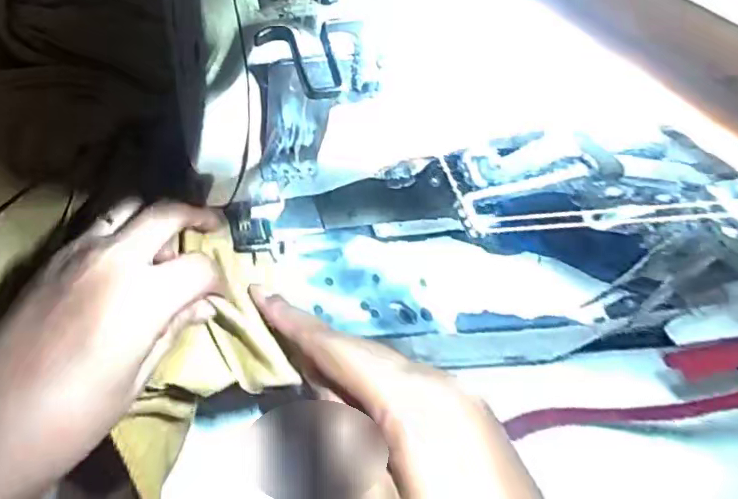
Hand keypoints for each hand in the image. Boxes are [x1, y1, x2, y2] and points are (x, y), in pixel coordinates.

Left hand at [0, 200, 222, 498]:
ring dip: (154, 213)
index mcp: (142, 294)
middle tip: (212, 225)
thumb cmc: (74, 412)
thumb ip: (171, 330)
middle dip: (195, 215)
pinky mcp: (57, 252)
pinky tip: (125, 250)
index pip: (198, 265)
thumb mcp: (134, 380)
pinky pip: (100, 222)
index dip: (217, 277)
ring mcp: (82, 247)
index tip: (220, 291)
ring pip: (130, 205)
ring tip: (167, 233)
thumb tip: (204, 306)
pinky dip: (123, 225)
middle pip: (166, 211)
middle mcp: (115, 256)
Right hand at [254, 289, 542, 498]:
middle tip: (272, 325)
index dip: (294, 322)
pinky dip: (378, 387)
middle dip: (317, 343)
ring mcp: (467, 403)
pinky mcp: (479, 424)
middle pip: (363, 352)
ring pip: (388, 368)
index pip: (340, 348)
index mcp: (417, 401)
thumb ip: (342, 445)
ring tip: (306, 361)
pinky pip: (413, 388)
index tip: (257, 291)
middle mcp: (443, 385)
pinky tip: (359, 398)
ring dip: (346, 367)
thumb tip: (319, 394)